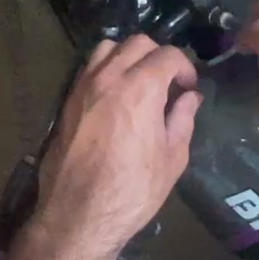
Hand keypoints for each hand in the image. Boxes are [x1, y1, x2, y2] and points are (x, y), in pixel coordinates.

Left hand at [30, 35, 201, 259]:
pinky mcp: (67, 100)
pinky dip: (106, 68)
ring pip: (108, 47)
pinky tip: (116, 95)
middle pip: (138, 43)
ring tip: (140, 82)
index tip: (189, 87)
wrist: (79, 216)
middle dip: (159, 56)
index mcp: (140, 88)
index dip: (185, 67)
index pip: (168, 55)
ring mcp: (83, 86)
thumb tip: (190, 98)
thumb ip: (183, 119)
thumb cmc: (132, 191)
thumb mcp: (172, 158)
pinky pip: (89, 67)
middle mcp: (109, 77)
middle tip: (168, 83)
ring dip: (129, 56)